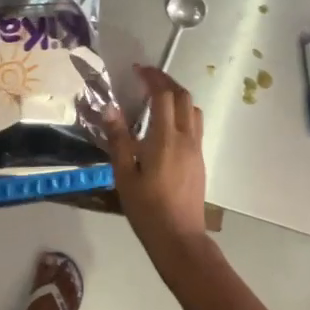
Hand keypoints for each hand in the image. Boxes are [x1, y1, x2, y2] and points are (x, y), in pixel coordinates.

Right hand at [100, 66, 208, 256]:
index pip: (163, 95)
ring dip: (177, 96)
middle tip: (147, 79)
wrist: (180, 238)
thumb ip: (118, 139)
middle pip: (183, 97)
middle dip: (166, 82)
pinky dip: (182, 113)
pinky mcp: (200, 160)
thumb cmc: (147, 209)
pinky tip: (166, 125)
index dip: (152, 78)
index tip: (138, 70)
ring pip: (193, 110)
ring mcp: (196, 149)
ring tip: (157, 98)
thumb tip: (110, 107)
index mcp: (166, 138)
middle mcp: (186, 138)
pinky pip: (195, 125)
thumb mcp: (124, 175)